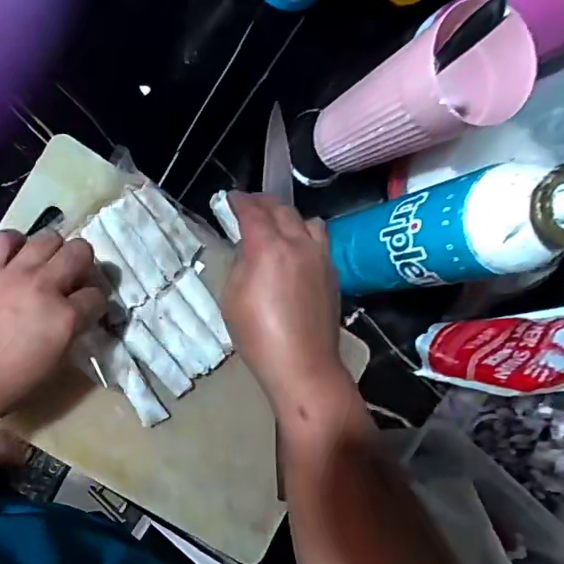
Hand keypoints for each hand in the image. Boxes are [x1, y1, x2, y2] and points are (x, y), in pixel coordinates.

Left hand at [0, 229, 107, 429]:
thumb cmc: (9, 384)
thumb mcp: (54, 366)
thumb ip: (71, 335)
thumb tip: (76, 319)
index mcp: (65, 318)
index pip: (97, 296)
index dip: (96, 304)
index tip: (88, 311)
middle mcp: (44, 287)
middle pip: (80, 252)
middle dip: (84, 266)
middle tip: (73, 282)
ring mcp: (14, 274)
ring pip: (49, 237)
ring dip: (55, 250)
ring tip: (46, 267)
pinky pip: (5, 238)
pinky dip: (15, 243)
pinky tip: (16, 258)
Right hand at [220, 192, 362, 427]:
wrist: (303, 364)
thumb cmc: (258, 336)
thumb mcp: (232, 299)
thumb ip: (240, 266)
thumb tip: (249, 252)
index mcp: (268, 248)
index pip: (252, 212)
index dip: (239, 202)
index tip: (230, 199)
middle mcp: (298, 243)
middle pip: (281, 209)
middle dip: (263, 203)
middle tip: (249, 204)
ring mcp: (320, 256)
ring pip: (306, 220)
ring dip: (288, 216)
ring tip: (276, 224)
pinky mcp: (332, 272)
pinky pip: (319, 239)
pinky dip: (303, 234)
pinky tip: (295, 249)